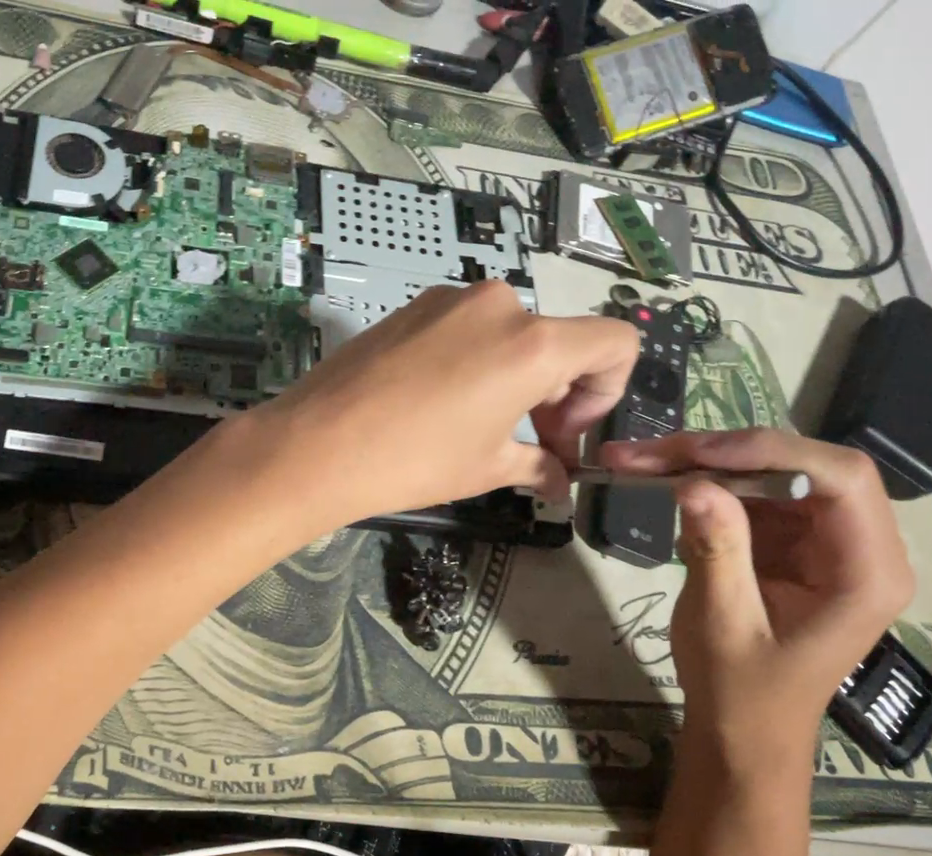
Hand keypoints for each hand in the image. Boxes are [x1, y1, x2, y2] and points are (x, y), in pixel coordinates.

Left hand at [245, 281, 637, 529]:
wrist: (315, 445)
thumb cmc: (412, 460)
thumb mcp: (484, 469)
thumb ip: (536, 465)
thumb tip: (557, 479)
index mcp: (534, 342)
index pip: (615, 343)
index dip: (605, 393)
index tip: (561, 432)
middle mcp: (498, 305)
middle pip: (557, 340)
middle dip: (553, 392)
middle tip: (524, 442)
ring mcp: (448, 301)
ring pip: (507, 334)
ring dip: (510, 376)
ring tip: (473, 426)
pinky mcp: (409, 308)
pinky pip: (463, 329)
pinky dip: (470, 361)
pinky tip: (434, 404)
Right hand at [600, 429, 914, 768]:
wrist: (741, 733)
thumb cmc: (742, 692)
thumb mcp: (724, 624)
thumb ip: (717, 550)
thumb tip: (692, 483)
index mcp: (866, 571)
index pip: (841, 479)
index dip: (770, 452)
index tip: (695, 454)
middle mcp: (855, 545)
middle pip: (801, 468)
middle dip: (724, 453)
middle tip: (648, 453)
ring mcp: (820, 543)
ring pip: (770, 477)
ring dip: (705, 466)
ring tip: (639, 462)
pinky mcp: (787, 547)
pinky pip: (752, 499)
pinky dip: (704, 488)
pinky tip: (660, 485)